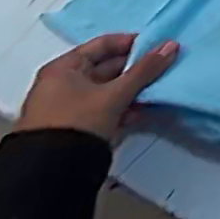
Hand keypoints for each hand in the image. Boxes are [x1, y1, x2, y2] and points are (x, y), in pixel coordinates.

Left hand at [15, 32, 180, 141]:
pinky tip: (136, 114)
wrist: (48, 176)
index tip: (157, 47)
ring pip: (106, 89)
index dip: (132, 42)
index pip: (104, 43)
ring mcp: (64, 106)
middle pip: (106, 67)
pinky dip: (118, 107)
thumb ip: (145, 69)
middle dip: (135, 70)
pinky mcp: (70, 126)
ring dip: (130, 90)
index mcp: (64, 67)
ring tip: (152, 93)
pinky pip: (100, 107)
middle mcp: (61, 82)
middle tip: (161, 70)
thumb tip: (171, 45)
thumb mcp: (116, 94)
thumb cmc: (79, 122)